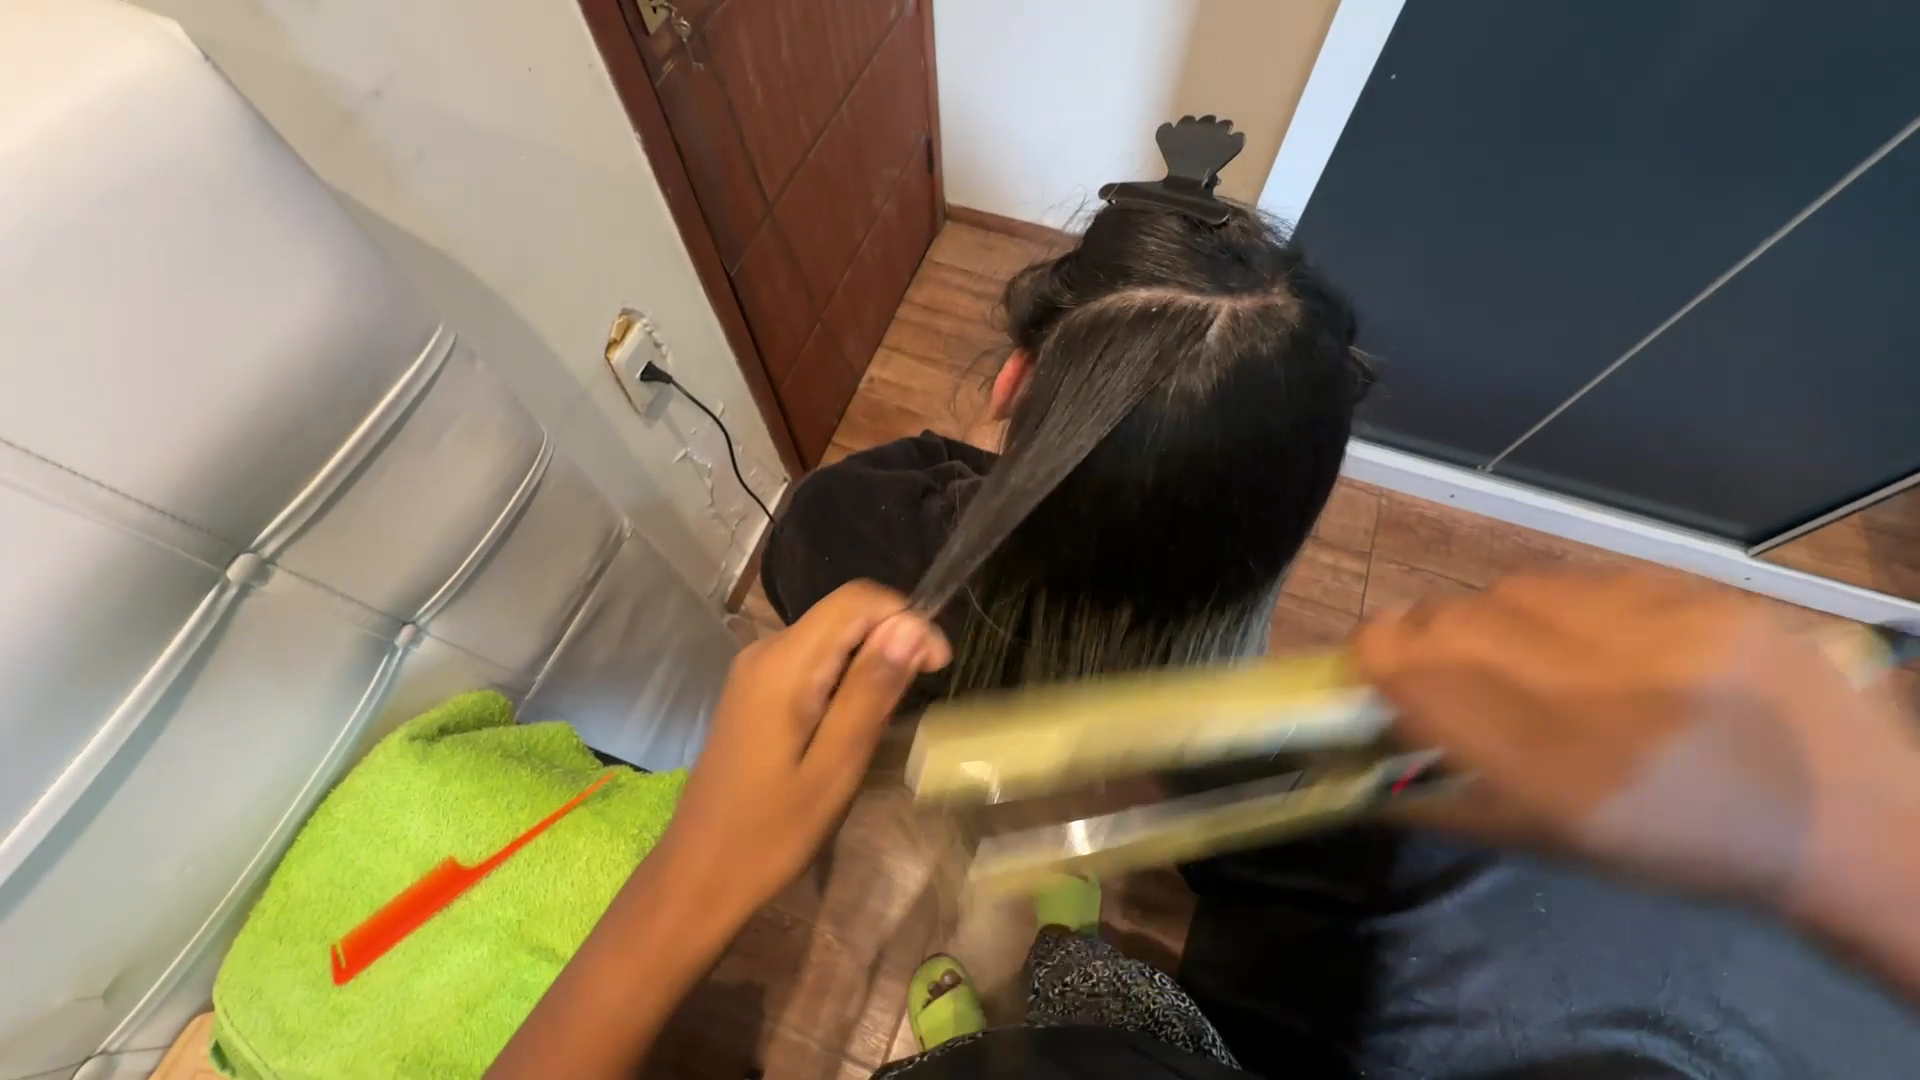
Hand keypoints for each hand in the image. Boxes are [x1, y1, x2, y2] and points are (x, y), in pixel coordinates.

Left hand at [652, 581, 950, 925]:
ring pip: (831, 636)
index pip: (858, 598)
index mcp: (784, 663)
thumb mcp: (835, 766)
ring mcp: (755, 669)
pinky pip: (813, 660)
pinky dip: (845, 677)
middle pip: (845, 614)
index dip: (907, 619)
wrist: (699, 874)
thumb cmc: (772, 832)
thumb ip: (871, 690)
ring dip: (870, 662)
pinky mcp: (755, 689)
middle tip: (912, 700)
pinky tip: (848, 724)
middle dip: (892, 641)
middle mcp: (766, 650)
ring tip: (882, 721)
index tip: (935, 669)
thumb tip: (910, 626)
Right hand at [1353, 572, 1919, 918]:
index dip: (1370, 654)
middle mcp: (1599, 697)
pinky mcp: (1707, 601)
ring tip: (1523, 651)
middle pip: (1446, 622)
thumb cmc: (1680, 850)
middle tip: (1431, 658)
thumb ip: (1438, 799)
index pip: (1412, 673)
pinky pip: (1577, 580)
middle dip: (1418, 636)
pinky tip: (1589, 637)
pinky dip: (1556, 605)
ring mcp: (1661, 638)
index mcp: (1552, 772)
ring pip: (1503, 592)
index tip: (1364, 662)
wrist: (1862, 828)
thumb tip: (1350, 759)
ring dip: (1488, 620)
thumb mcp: (1549, 845)